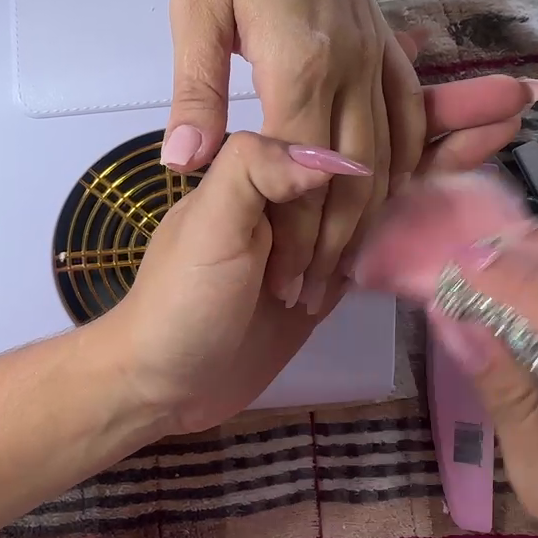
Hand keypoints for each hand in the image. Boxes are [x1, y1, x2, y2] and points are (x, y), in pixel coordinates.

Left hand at [100, 75, 537, 434]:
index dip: (431, 111)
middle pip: (386, 140)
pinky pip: (382, 229)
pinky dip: (419, 206)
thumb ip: (256, 172)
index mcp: (266, 157)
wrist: (163, 375)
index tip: (499, 93)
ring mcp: (315, 223)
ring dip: (445, 152)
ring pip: (391, 176)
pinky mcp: (328, 264)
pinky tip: (457, 186)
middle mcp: (296, 180)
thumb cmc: (177, 301)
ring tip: (508, 129)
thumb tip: (333, 156)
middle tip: (526, 98)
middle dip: (452, 120)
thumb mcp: (206, 228)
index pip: (357, 123)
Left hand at [100, 132, 359, 434]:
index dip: (321, 194)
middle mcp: (277, 201)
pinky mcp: (318, 284)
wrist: (169, 386)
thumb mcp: (209, 225)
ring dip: (349, 257)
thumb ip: (253, 171)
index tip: (291, 247)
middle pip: (345, 185)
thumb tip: (334, 153)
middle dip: (335, 234)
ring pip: (362, 219)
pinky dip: (368, 271)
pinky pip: (362, 259)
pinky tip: (356, 293)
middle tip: (294, 282)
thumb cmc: (183, 301)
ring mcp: (301, 243)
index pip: (317, 151)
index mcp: (246, 174)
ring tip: (310, 295)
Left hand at [166, 0, 423, 320]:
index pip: (304, 172)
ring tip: (360, 267)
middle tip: (317, 298)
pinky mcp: (381, 33)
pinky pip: (408, 108)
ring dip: (377, 213)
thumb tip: (184, 166)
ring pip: (391, 149)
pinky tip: (405, 188)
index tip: (285, 288)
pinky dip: (410, 157)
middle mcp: (355, 62)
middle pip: (355, 173)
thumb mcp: (195, 7)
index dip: (296, 237)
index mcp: (303, 62)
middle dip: (336, 241)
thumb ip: (197, 92)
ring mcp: (377, 47)